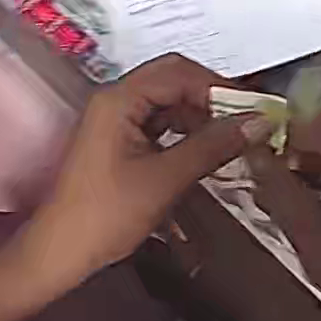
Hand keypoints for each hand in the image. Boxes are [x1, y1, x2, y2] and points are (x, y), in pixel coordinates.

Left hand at [19, 54, 272, 289]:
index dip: (218, 87)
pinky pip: (157, 121)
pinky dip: (183, 129)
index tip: (253, 109)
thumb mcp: (165, 179)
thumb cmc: (106, 214)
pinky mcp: (117, 138)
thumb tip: (257, 122)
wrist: (62, 248)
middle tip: (246, 120)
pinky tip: (206, 148)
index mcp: (118, 99)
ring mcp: (114, 118)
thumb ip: (212, 146)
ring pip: (165, 100)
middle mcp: (114, 99)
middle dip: (210, 96)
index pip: (178, 72)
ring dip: (199, 113)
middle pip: (171, 79)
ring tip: (233, 137)